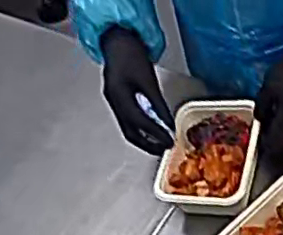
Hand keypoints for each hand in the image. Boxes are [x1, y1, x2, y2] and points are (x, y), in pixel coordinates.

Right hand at [99, 27, 172, 153]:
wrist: (117, 39)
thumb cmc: (131, 54)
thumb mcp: (149, 81)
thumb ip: (159, 106)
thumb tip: (170, 126)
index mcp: (119, 94)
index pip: (140, 122)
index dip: (156, 135)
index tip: (170, 142)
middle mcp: (113, 100)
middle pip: (131, 133)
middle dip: (149, 145)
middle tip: (165, 148)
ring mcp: (113, 101)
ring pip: (128, 130)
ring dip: (145, 141)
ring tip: (160, 144)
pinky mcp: (116, 101)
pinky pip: (127, 122)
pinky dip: (140, 130)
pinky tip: (151, 132)